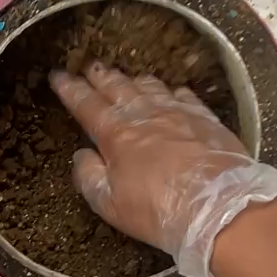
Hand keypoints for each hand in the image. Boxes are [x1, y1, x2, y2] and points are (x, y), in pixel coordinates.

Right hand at [49, 63, 276, 276]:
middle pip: (118, 88)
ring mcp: (178, 114)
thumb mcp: (109, 204)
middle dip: (100, 76)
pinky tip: (170, 91)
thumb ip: (89, 177)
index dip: (70, 90)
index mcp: (116, 136)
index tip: (58, 76)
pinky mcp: (205, 119)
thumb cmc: (156, 210)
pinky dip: (170, 90)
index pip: (87, 106)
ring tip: (124, 76)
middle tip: (90, 66)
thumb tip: (81, 155)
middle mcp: (146, 116)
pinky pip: (183, 95)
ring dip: (133, 80)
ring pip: (150, 86)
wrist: (218, 207)